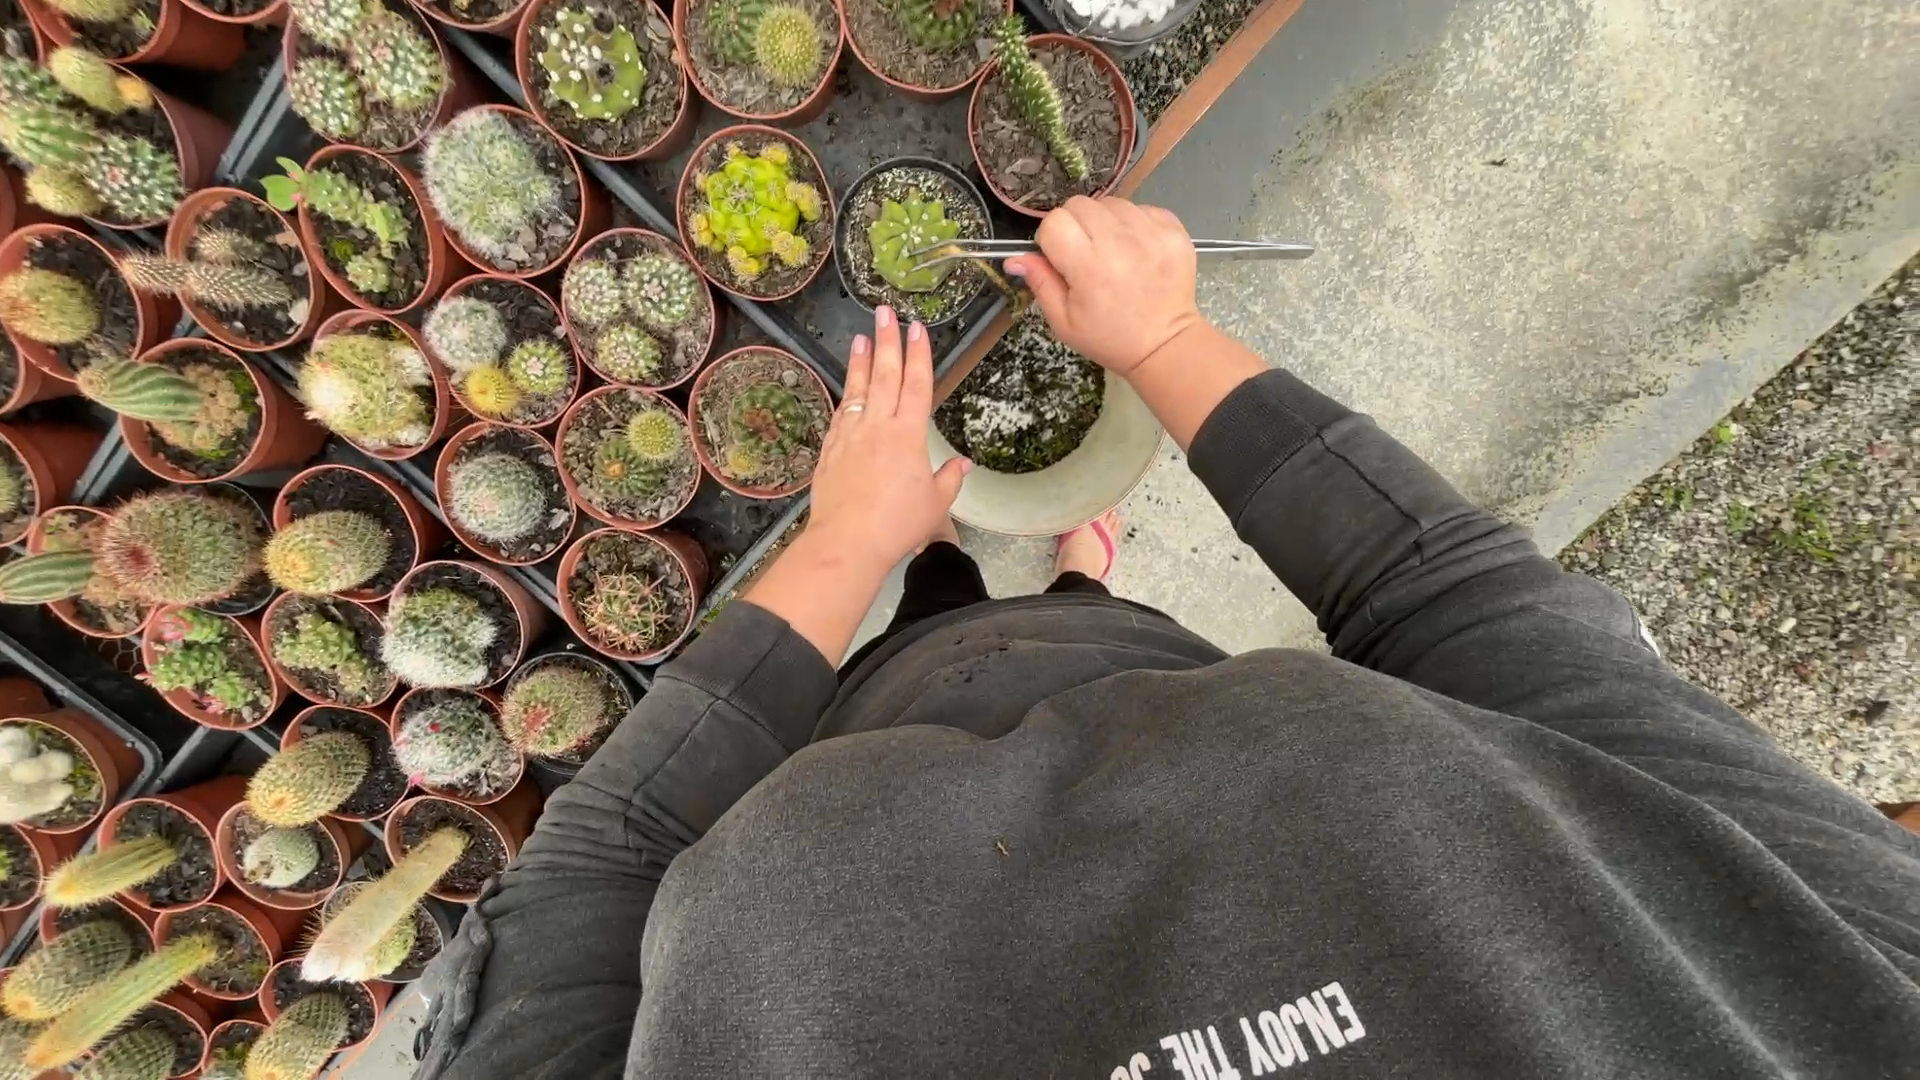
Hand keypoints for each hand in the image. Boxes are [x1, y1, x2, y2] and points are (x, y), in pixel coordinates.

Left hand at [805, 306, 971, 569]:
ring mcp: (850, 435)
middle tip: (885, 312)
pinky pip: (840, 415)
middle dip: (888, 341)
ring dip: (861, 361)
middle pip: (885, 375)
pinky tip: (847, 388)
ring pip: (857, 389)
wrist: (847, 542)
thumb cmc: (897, 525)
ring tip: (862, 336)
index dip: (919, 354)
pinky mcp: (830, 450)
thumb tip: (963, 464)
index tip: (917, 328)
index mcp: (908, 435)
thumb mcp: (936, 504)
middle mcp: (878, 427)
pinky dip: (845, 396)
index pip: (916, 384)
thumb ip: (949, 479)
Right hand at [1005, 197, 1204, 376]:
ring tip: (1113, 255)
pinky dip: (1133, 225)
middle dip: (1075, 226)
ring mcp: (1150, 232)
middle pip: (1079, 205)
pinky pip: (1140, 208)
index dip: (1051, 239)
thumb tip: (1014, 257)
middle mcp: (1120, 242)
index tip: (1061, 259)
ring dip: (1105, 223)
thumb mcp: (1063, 322)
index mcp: (1089, 267)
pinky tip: (1136, 252)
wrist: (1163, 344)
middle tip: (1086, 257)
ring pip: (1110, 203)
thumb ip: (1040, 283)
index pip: (1054, 222)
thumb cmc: (1108, 337)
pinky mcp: (1172, 228)